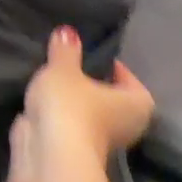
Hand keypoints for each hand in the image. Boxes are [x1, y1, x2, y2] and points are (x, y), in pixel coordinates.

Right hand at [15, 27, 153, 163]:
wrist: (52, 150)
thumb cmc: (70, 105)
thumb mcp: (63, 69)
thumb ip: (65, 50)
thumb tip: (68, 32)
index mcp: (139, 104)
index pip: (128, 78)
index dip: (109, 66)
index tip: (86, 56)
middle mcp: (130, 124)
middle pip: (111, 98)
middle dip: (92, 85)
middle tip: (67, 67)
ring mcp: (106, 140)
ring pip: (91, 113)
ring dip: (74, 102)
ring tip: (49, 82)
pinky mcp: (80, 149)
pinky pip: (73, 124)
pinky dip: (61, 115)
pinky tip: (42, 102)